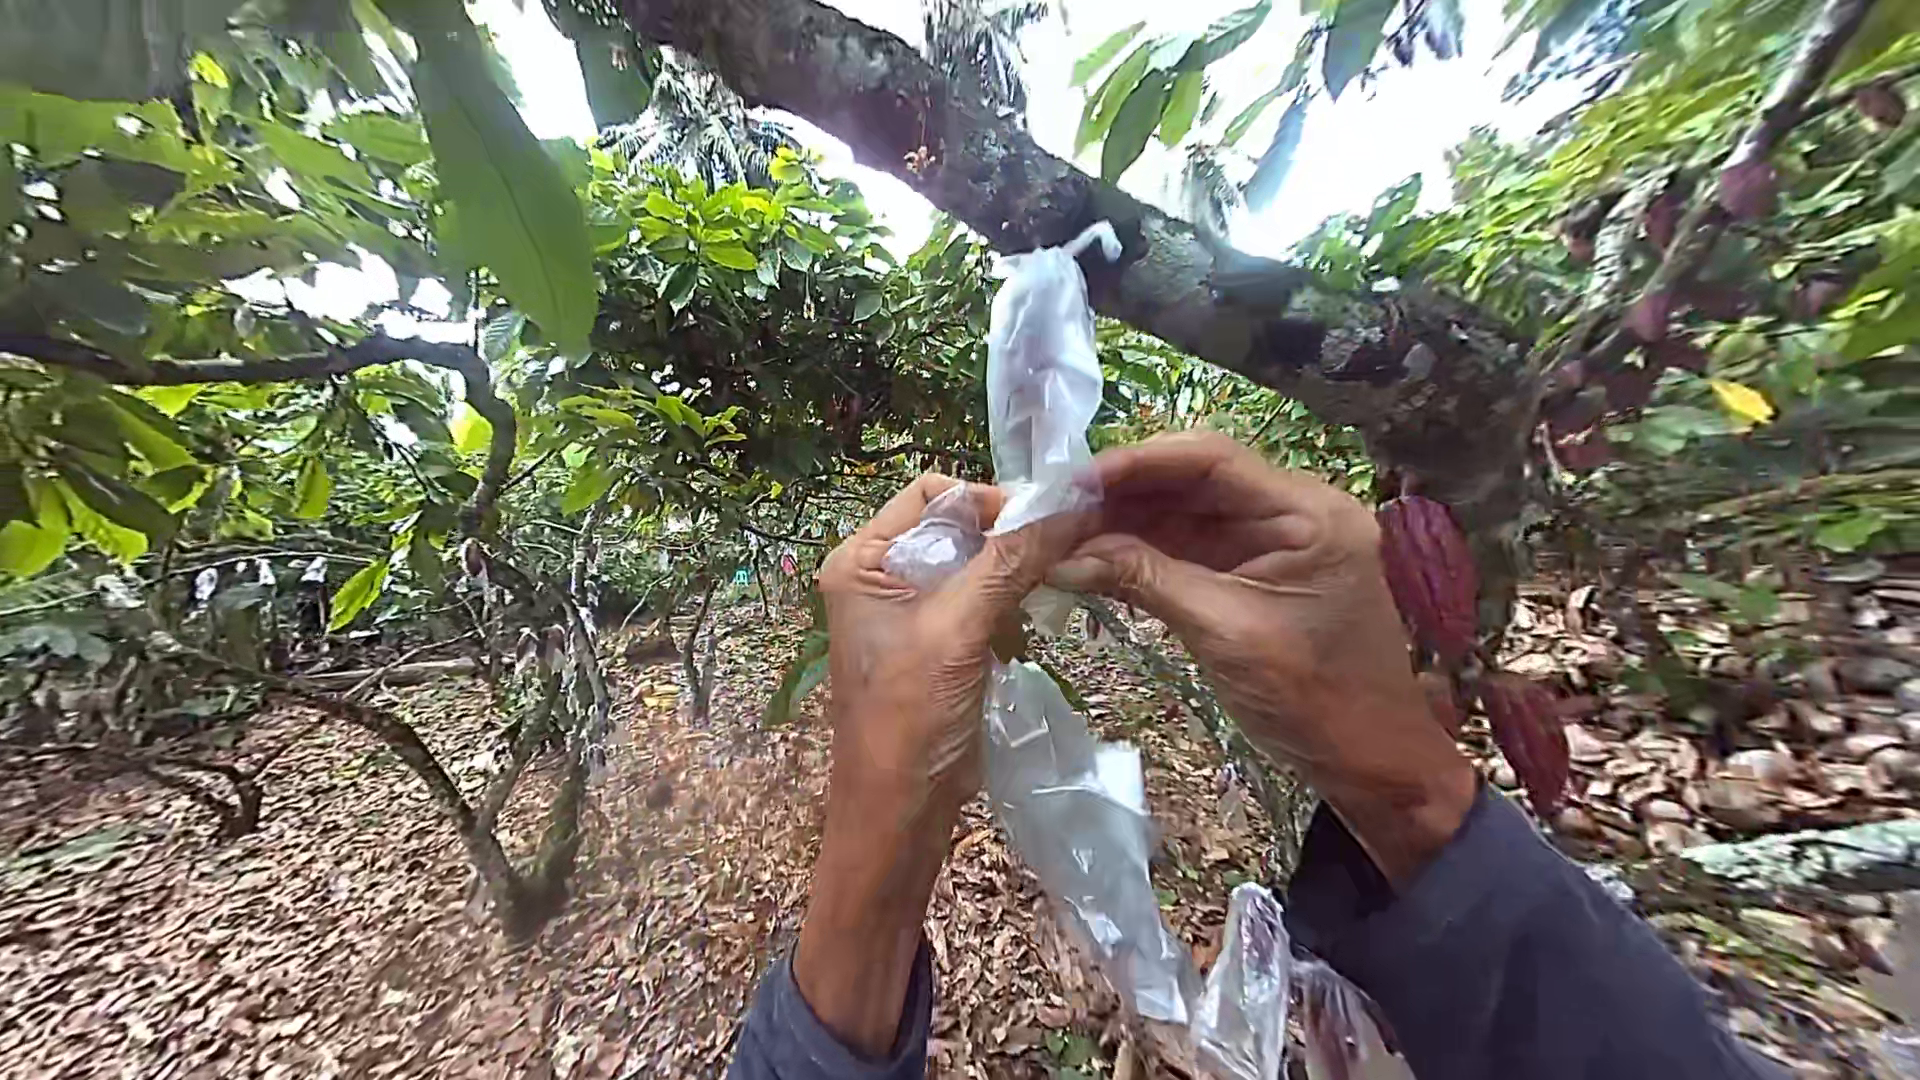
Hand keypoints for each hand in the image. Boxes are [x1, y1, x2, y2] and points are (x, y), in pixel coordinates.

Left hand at [795, 474, 1086, 1055]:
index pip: (931, 493)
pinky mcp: (935, 636)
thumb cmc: (912, 717)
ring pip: (973, 561)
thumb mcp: (959, 628)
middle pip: (955, 525)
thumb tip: (1072, 502)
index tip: (1039, 526)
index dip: (986, 501)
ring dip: (1010, 576)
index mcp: (863, 557)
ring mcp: (908, 606)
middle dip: (1004, 540)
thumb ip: (1010, 560)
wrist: (899, 814)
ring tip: (1035, 602)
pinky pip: (979, 596)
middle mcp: (880, 572)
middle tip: (1052, 559)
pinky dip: (1006, 605)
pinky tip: (1020, 633)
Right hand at [1053, 432, 1474, 883]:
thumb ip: (1146, 580)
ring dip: (1120, 521)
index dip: (1138, 462)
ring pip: (1178, 511)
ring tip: (1062, 532)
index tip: (1077, 481)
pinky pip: (1179, 545)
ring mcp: (1261, 540)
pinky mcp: (1240, 568)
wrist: (1364, 761)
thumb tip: (1063, 557)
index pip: (1212, 460)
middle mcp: (1285, 511)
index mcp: (1306, 512)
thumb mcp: (1223, 632)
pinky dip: (1134, 551)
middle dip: (1121, 491)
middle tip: (1059, 507)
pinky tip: (1091, 556)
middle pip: (1189, 480)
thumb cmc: (1312, 699)